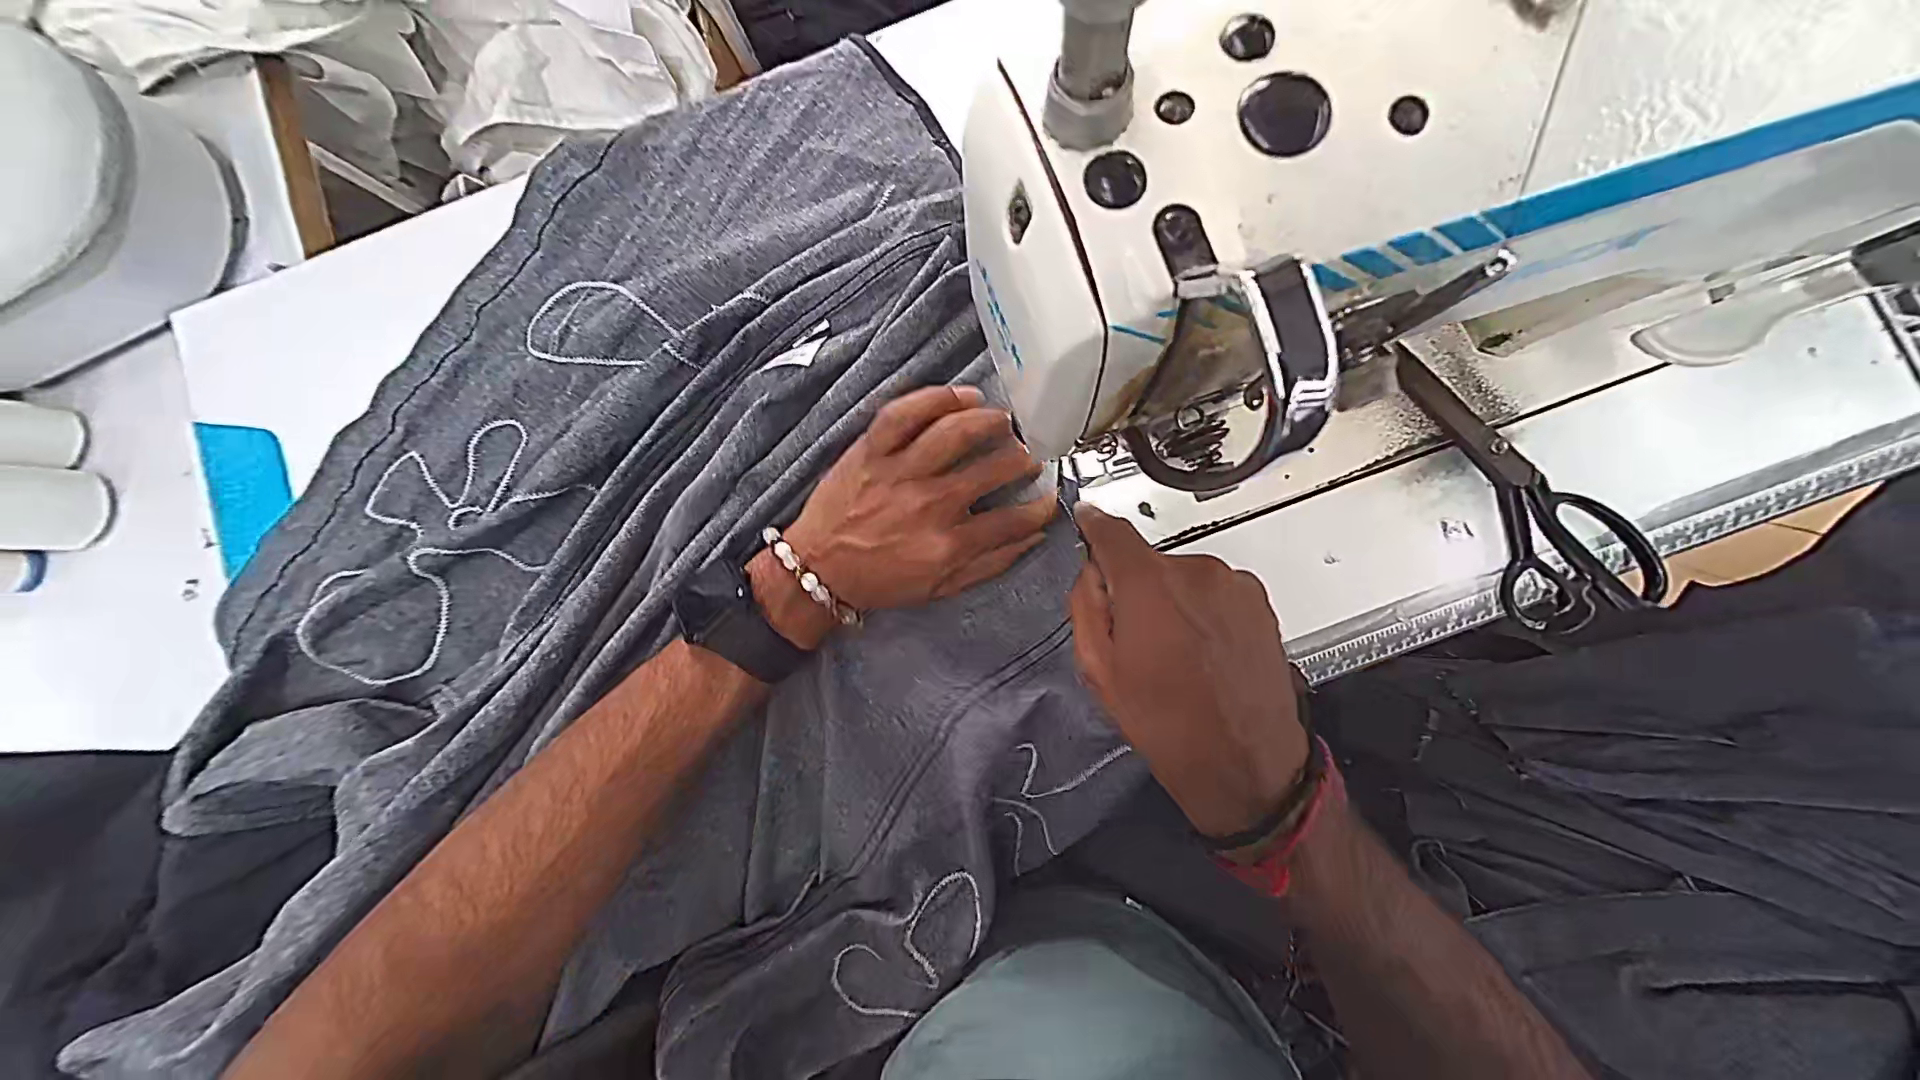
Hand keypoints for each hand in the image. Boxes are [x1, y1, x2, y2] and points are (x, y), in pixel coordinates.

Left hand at [751, 385, 1056, 648]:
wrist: (818, 569)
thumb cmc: (879, 581)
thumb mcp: (940, 588)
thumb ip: (989, 565)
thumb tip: (1031, 538)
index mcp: (947, 543)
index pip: (1011, 519)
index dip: (1039, 507)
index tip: (1048, 498)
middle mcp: (929, 504)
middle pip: (992, 469)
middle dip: (1021, 459)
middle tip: (1027, 455)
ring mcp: (899, 473)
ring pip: (954, 433)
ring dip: (988, 422)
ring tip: (1002, 421)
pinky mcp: (871, 451)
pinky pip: (904, 414)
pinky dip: (935, 398)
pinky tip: (961, 396)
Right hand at [1067, 506, 1308, 839]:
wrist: (1243, 762)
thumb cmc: (1172, 724)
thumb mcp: (1099, 669)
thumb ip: (1085, 605)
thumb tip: (1092, 575)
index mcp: (1147, 585)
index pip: (1111, 530)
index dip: (1093, 524)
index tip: (1088, 520)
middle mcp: (1195, 573)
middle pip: (1147, 560)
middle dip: (1135, 587)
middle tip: (1138, 637)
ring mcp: (1231, 585)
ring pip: (1181, 576)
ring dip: (1173, 600)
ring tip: (1178, 653)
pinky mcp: (1257, 600)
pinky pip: (1213, 590)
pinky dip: (1204, 610)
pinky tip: (1203, 652)